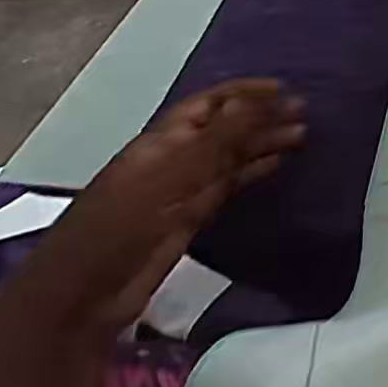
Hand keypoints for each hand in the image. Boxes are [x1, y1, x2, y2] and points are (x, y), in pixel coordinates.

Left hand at [14, 78, 306, 331]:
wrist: (83, 296)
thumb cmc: (123, 225)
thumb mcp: (174, 174)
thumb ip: (221, 137)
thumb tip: (263, 100)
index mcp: (165, 138)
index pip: (212, 103)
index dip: (246, 92)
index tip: (284, 89)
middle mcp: (177, 157)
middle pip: (226, 128)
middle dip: (263, 117)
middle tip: (304, 113)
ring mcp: (184, 188)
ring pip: (232, 156)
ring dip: (264, 143)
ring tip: (301, 135)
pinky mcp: (192, 216)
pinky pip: (230, 185)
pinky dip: (254, 172)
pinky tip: (277, 165)